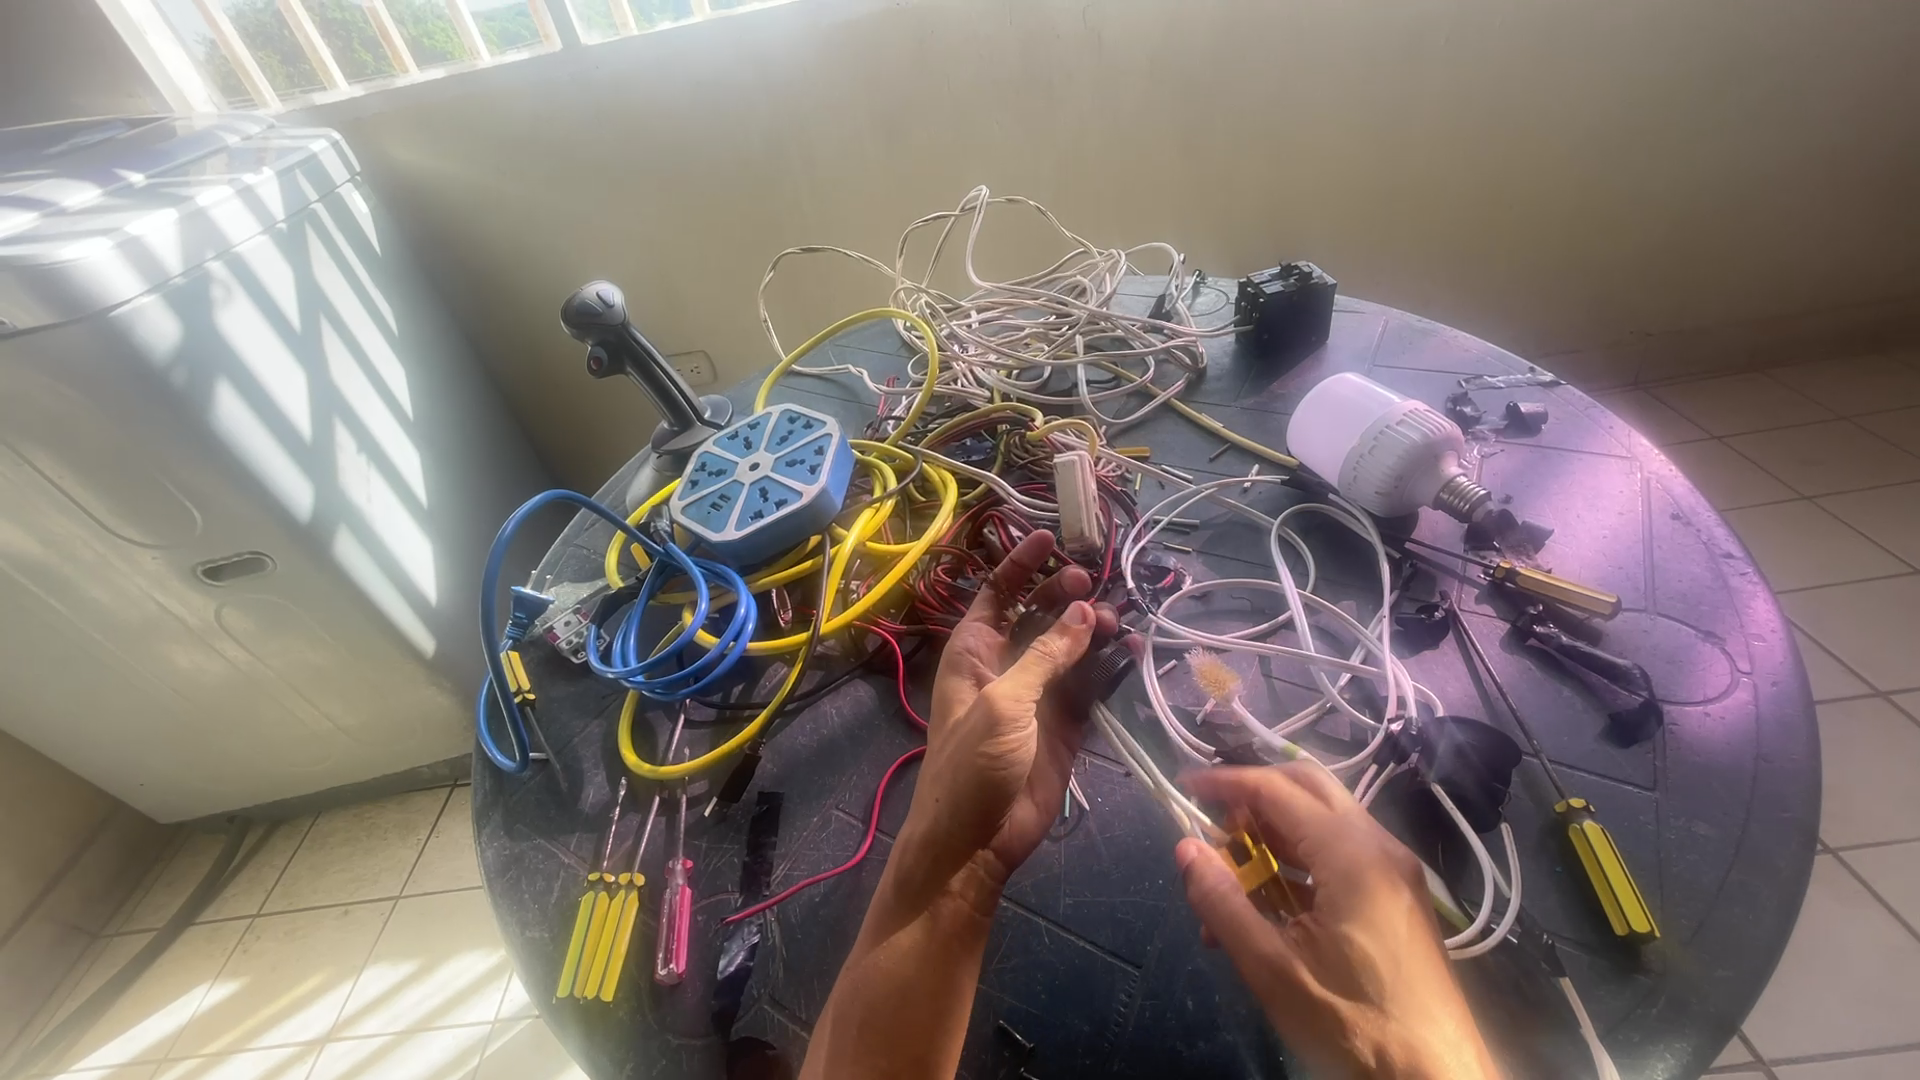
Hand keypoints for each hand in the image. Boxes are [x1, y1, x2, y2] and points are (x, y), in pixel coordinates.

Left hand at [897, 531, 1118, 905]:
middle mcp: (1007, 664)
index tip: (1050, 537)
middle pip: (1039, 614)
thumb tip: (1084, 611)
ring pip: (1071, 647)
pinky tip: (1133, 651)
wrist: (976, 840)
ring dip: (1094, 630)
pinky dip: (1110, 667)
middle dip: (1065, 594)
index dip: (1020, 563)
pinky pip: (1091, 684)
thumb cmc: (972, 763)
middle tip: (1093, 583)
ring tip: (1120, 621)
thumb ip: (1046, 656)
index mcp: (975, 650)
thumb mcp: (1004, 702)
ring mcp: (1039, 693)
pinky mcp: (1065, 723)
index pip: (997, 593)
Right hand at [1176, 765, 1498, 1079]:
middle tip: (1215, 827)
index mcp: (1352, 855)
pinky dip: (1296, 860)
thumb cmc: (1357, 1028)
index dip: (1224, 782)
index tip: (1184, 787)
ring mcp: (1394, 872)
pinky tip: (1268, 906)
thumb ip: (1222, 903)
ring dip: (1271, 833)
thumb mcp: (1274, 971)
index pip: (1275, 790)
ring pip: (1321, 819)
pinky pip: (1338, 853)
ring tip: (1231, 879)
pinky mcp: (1396, 897)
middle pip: (1306, 787)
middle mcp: (1379, 847)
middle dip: (1252, 796)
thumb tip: (1185, 848)